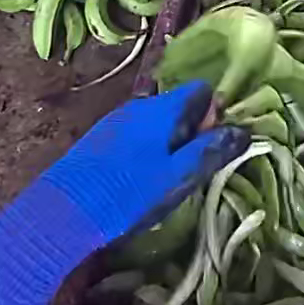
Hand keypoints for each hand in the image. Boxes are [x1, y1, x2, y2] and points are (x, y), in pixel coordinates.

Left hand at [0, 82, 248, 304]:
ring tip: (174, 176)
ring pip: (157, 121)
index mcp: (159, 109)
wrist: (60, 215)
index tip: (220, 139)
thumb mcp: (176, 177)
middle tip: (200, 165)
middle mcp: (137, 106)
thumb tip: (243, 130)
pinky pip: (138, 134)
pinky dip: (151, 149)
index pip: (198, 90)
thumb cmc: (125, 195)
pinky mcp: (101, 140)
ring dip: (172, 141)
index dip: (216, 110)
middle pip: (178, 105)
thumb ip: (209, 151)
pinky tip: (146, 178)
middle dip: (195, 128)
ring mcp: (116, 122)